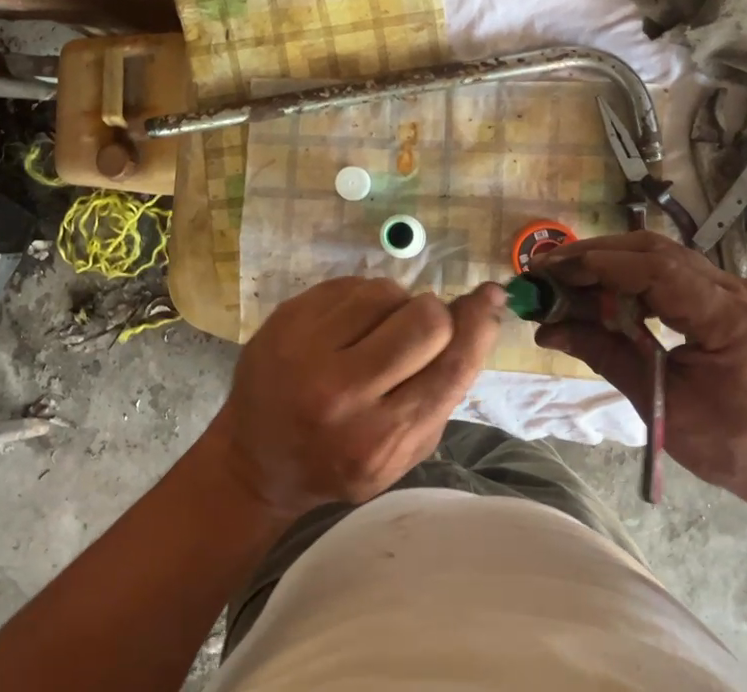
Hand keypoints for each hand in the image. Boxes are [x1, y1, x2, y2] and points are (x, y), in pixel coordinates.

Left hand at [203, 278, 503, 518]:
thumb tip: (480, 315)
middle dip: (434, 319)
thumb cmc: (339, 462)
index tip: (491, 297)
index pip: (450, 365)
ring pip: (386, 292)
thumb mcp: (401, 451)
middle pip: (424, 319)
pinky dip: (362, 300)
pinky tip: (349, 326)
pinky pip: (349, 284)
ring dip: (395, 307)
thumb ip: (442, 392)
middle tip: (418, 335)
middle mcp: (340, 391)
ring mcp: (305, 349)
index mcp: (378, 436)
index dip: (479, 325)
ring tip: (377, 334)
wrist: (256, 459)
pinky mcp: (285, 318)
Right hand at [532, 232, 746, 510]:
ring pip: (666, 258)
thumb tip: (548, 328)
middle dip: (597, 256)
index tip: (552, 271)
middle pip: (658, 252)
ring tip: (567, 278)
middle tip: (549, 269)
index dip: (598, 265)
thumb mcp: (663, 406)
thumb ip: (607, 356)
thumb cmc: (736, 448)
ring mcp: (741, 294)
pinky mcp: (734, 303)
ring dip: (613, 264)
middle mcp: (741, 294)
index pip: (656, 271)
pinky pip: (677, 275)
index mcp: (733, 321)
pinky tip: (606, 294)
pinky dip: (635, 278)